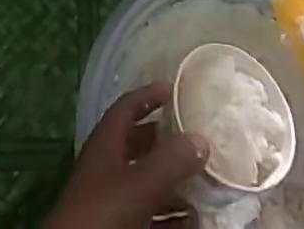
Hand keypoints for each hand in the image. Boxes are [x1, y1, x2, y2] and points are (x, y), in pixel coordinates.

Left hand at [43, 83, 207, 228]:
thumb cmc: (102, 213)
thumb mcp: (139, 184)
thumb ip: (170, 161)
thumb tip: (200, 138)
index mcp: (105, 143)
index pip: (127, 107)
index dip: (148, 95)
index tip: (174, 89)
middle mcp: (106, 166)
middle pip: (138, 144)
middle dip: (166, 141)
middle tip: (195, 138)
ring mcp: (109, 198)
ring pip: (144, 181)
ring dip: (172, 182)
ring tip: (202, 183)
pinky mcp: (115, 226)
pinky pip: (147, 213)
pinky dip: (168, 215)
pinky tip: (190, 220)